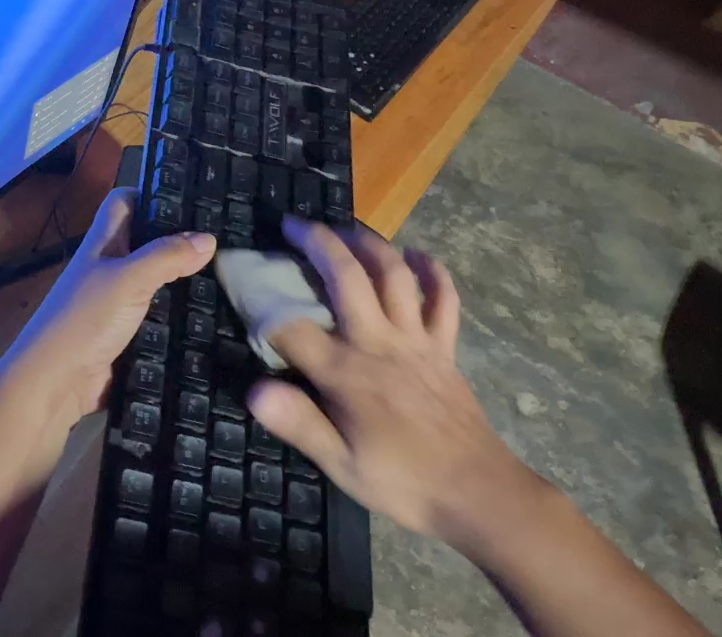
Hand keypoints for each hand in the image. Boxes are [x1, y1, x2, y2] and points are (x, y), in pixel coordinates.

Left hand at [3, 188, 214, 433]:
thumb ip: (167, 256)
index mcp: (103, 242)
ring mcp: (118, 303)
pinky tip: (215, 320)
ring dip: (186, 283)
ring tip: (234, 279)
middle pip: (147, 242)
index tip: (193, 196)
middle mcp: (110, 267)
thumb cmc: (85, 319)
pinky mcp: (128, 335)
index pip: (125, 202)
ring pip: (158, 283)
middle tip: (229, 241)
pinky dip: (182, 319)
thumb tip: (207, 238)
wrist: (55, 383)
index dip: (152, 193)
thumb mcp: (128, 279)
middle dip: (181, 241)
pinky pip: (160, 319)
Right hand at [246, 218, 542, 545]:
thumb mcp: (341, 465)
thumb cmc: (402, 482)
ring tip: (345, 228)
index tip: (243, 284)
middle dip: (317, 242)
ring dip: (368, 243)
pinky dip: (432, 271)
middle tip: (294, 225)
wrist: (479, 495)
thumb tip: (254, 390)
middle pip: (346, 275)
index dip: (262, 304)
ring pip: (393, 273)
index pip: (291, 327)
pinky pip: (443, 298)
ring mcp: (416, 340)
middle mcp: (379, 342)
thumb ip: (298, 423)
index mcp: (346, 372)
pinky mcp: (445, 346)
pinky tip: (416, 255)